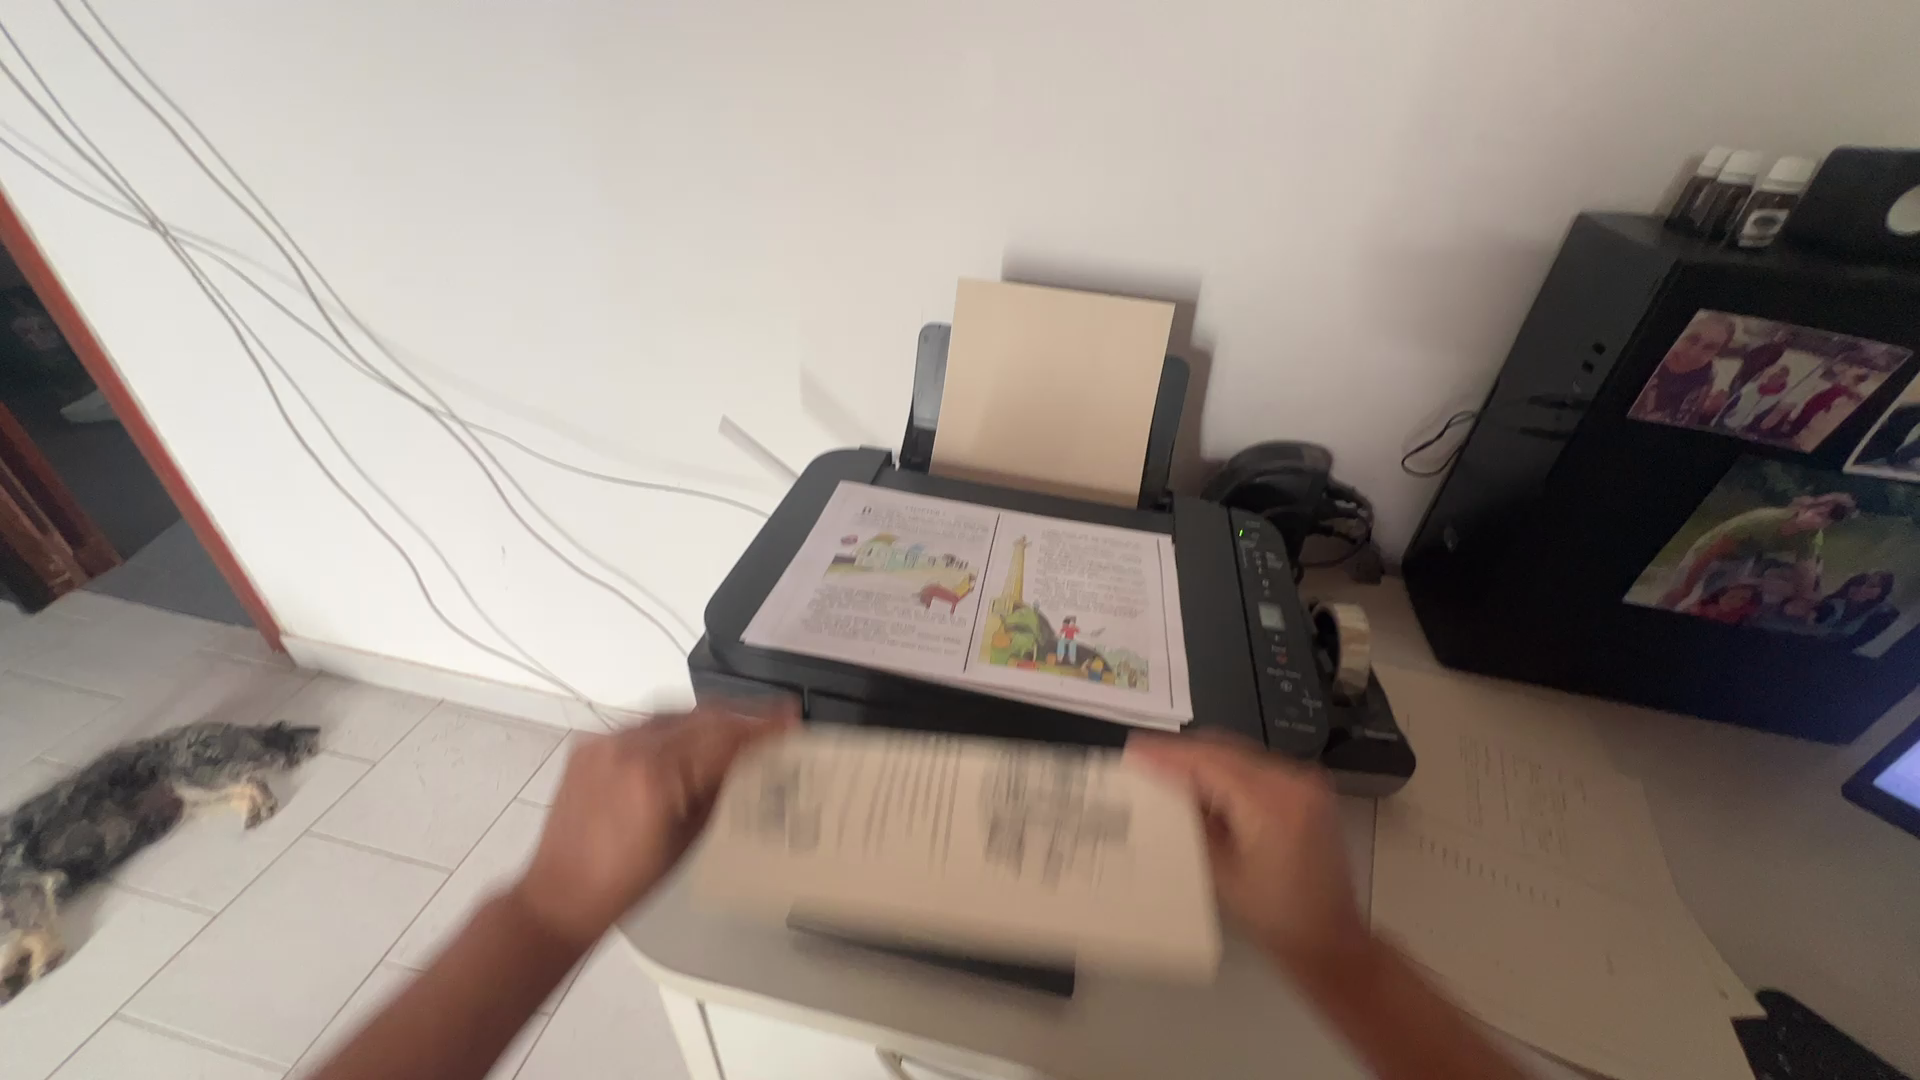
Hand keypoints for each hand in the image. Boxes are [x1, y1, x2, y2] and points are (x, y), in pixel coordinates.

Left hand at [510, 699, 797, 947]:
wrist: (558, 896)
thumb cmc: (631, 881)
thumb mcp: (691, 834)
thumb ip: (720, 785)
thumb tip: (748, 755)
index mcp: (659, 777)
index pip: (724, 737)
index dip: (763, 726)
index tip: (791, 716)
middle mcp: (631, 748)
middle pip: (703, 717)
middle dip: (742, 715)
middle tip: (774, 717)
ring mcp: (607, 741)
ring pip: (675, 714)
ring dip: (710, 718)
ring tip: (738, 725)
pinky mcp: (592, 743)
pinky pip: (645, 724)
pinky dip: (675, 728)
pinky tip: (690, 739)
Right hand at [1127, 733, 1370, 980]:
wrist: (1332, 940)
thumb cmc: (1275, 917)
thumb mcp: (1219, 870)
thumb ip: (1190, 821)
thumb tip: (1160, 787)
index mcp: (1272, 803)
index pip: (1208, 762)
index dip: (1167, 753)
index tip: (1133, 749)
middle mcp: (1292, 781)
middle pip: (1222, 748)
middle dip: (1180, 752)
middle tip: (1141, 757)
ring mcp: (1303, 781)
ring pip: (1235, 752)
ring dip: (1200, 759)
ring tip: (1162, 768)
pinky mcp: (1304, 788)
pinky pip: (1252, 765)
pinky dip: (1222, 769)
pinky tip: (1199, 782)